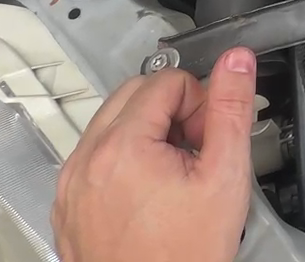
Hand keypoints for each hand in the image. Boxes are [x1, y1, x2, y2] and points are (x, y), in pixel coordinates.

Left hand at [53, 48, 257, 261]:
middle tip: (197, 147)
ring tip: (178, 169)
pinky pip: (99, 154)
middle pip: (137, 92)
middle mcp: (84, 163)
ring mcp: (70, 187)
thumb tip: (236, 60)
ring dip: (152, 128)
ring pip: (116, 120)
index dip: (199, 101)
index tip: (207, 136)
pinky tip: (155, 188)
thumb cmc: (186, 251)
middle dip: (174, 108)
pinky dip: (129, 155)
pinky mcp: (68, 207)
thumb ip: (232, 105)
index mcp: (120, 149)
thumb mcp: (225, 171)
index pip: (168, 80)